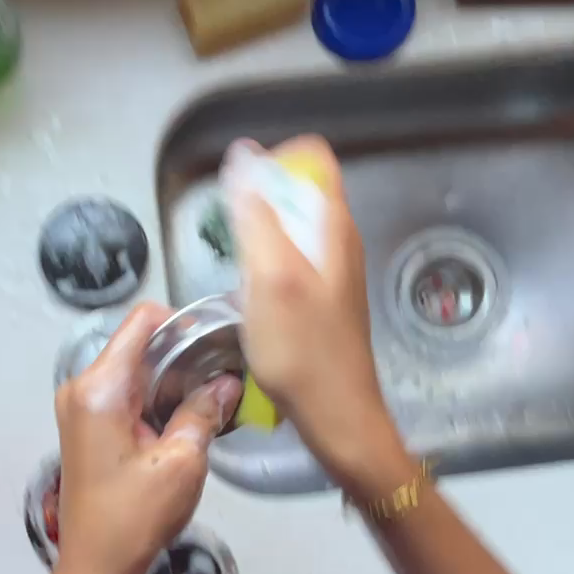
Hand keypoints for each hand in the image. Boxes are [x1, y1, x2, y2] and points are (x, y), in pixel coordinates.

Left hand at [48, 301, 240, 573]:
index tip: (215, 342)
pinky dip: (155, 397)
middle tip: (223, 373)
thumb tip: (227, 382)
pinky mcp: (87, 425)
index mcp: (100, 388)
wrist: (95, 567)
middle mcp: (83, 387)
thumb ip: (204, 411)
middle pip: (138, 344)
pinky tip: (185, 415)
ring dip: (171, 378)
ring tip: (211, 395)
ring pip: (134, 369)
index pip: (142, 322)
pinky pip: (125, 393)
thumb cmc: (134, 517)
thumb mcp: (182, 462)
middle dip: (181, 353)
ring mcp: (81, 406)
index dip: (182, 322)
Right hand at [225, 136, 409, 495]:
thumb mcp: (270, 278)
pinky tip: (255, 305)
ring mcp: (333, 272)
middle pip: (296, 194)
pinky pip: (290, 266)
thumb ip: (256, 217)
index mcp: (333, 226)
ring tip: (242, 280)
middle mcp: (338, 241)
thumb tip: (243, 159)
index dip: (272, 164)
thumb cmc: (303, 352)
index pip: (310, 159)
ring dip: (258, 244)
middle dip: (257, 207)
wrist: (337, 415)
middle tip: (235, 248)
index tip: (241, 196)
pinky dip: (266, 273)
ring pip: (290, 232)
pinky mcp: (323, 301)